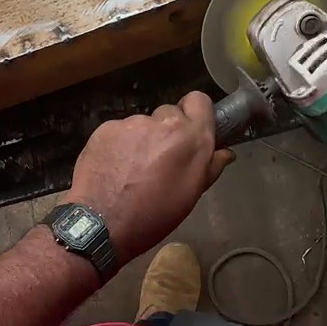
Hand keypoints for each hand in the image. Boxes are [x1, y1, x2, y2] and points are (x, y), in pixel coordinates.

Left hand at [65, 91, 234, 260]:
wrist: (102, 224)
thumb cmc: (152, 217)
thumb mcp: (190, 196)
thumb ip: (210, 167)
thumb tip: (224, 152)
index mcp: (192, 138)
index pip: (199, 100)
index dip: (194, 114)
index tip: (187, 130)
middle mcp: (164, 123)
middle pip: (168, 113)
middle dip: (164, 132)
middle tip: (156, 159)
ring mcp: (133, 124)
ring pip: (141, 124)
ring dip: (140, 140)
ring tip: (130, 169)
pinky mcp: (106, 128)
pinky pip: (118, 131)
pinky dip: (117, 145)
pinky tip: (112, 167)